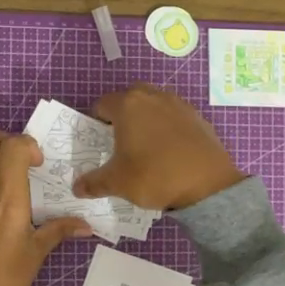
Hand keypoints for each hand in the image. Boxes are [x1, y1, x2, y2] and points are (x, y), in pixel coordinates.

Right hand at [73, 84, 244, 210]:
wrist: (207, 185)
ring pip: (154, 105)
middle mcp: (153, 97)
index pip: (102, 104)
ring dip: (146, 119)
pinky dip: (167, 128)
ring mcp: (179, 104)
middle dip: (122, 114)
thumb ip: (93, 182)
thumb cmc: (154, 176)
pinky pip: (174, 117)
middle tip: (120, 140)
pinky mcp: (198, 117)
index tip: (98, 139)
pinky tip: (169, 151)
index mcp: (128, 106)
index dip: (96, 121)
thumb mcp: (117, 183)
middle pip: (130, 98)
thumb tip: (77, 188)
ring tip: (146, 146)